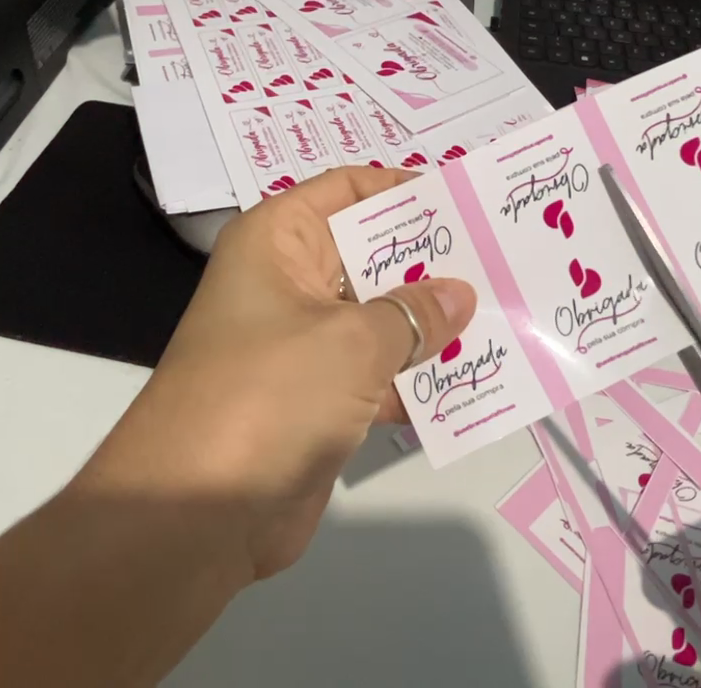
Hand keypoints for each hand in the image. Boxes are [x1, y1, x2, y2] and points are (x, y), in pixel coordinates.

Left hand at [72, 166, 475, 579]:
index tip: (464, 199)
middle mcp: (287, 281)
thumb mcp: (352, 341)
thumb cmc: (270, 393)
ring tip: (503, 314)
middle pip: (368, 252)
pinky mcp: (314, 397)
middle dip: (429, 260)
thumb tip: (460, 293)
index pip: (346, 189)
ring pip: (376, 315)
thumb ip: (413, 313)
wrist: (196, 511)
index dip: (402, 189)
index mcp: (278, 241)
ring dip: (430, 321)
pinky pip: (375, 372)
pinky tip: (473, 380)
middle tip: (502, 259)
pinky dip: (414, 377)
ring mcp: (300, 342)